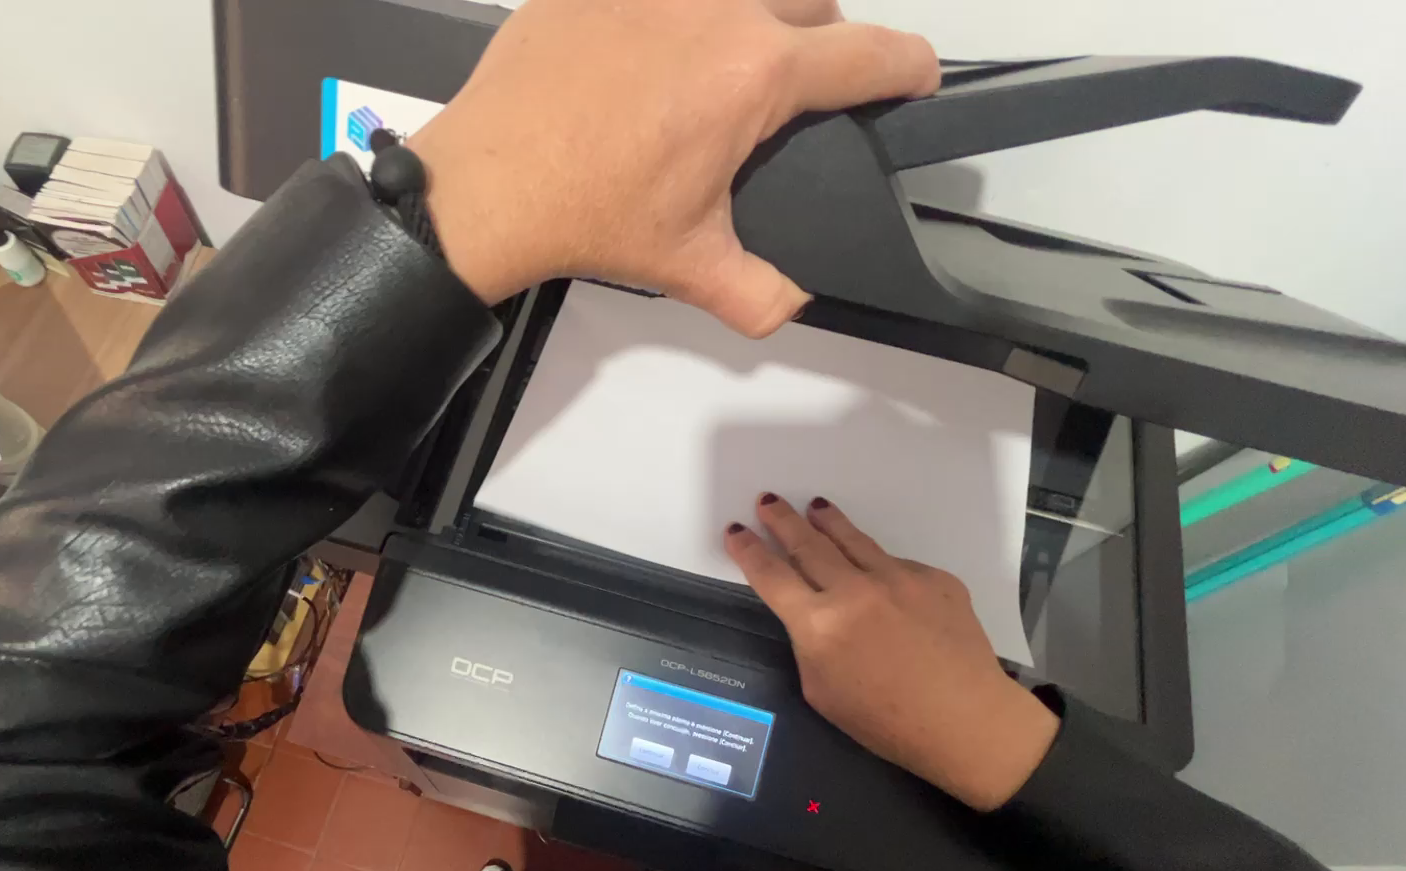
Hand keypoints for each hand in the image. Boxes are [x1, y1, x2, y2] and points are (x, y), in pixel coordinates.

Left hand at [408, 0, 937, 337]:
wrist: (491, 188)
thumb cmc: (583, 214)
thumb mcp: (685, 264)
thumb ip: (756, 295)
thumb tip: (787, 307)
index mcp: (753, 75)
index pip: (869, 55)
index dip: (907, 69)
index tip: (914, 80)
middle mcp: (716, 6)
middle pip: (812, 6)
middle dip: (822, 48)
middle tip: (793, 101)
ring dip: (753, 23)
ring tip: (724, 75)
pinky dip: (674, 18)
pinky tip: (650, 59)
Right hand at [725, 494, 1058, 810]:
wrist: (969, 722)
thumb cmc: (884, 721)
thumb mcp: (820, 690)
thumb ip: (808, 643)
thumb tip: (813, 614)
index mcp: (818, 624)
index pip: (771, 576)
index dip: (747, 551)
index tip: (735, 531)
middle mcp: (853, 591)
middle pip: (806, 544)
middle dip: (782, 520)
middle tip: (768, 500)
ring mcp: (898, 579)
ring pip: (851, 540)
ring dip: (827, 521)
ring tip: (815, 506)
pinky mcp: (934, 579)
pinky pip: (895, 565)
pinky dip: (878, 566)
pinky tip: (879, 579)